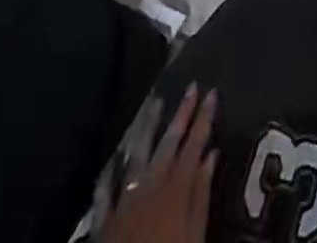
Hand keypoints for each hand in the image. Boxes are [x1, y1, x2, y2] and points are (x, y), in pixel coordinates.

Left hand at [101, 85, 218, 242]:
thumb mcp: (196, 233)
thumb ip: (201, 194)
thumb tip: (211, 156)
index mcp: (176, 189)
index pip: (194, 144)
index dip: (203, 118)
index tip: (211, 93)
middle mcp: (150, 186)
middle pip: (168, 143)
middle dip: (181, 113)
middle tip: (190, 87)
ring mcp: (124, 199)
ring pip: (137, 155)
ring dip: (147, 128)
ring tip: (155, 103)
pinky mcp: (105, 218)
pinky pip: (105, 188)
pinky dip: (110, 170)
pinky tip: (113, 156)